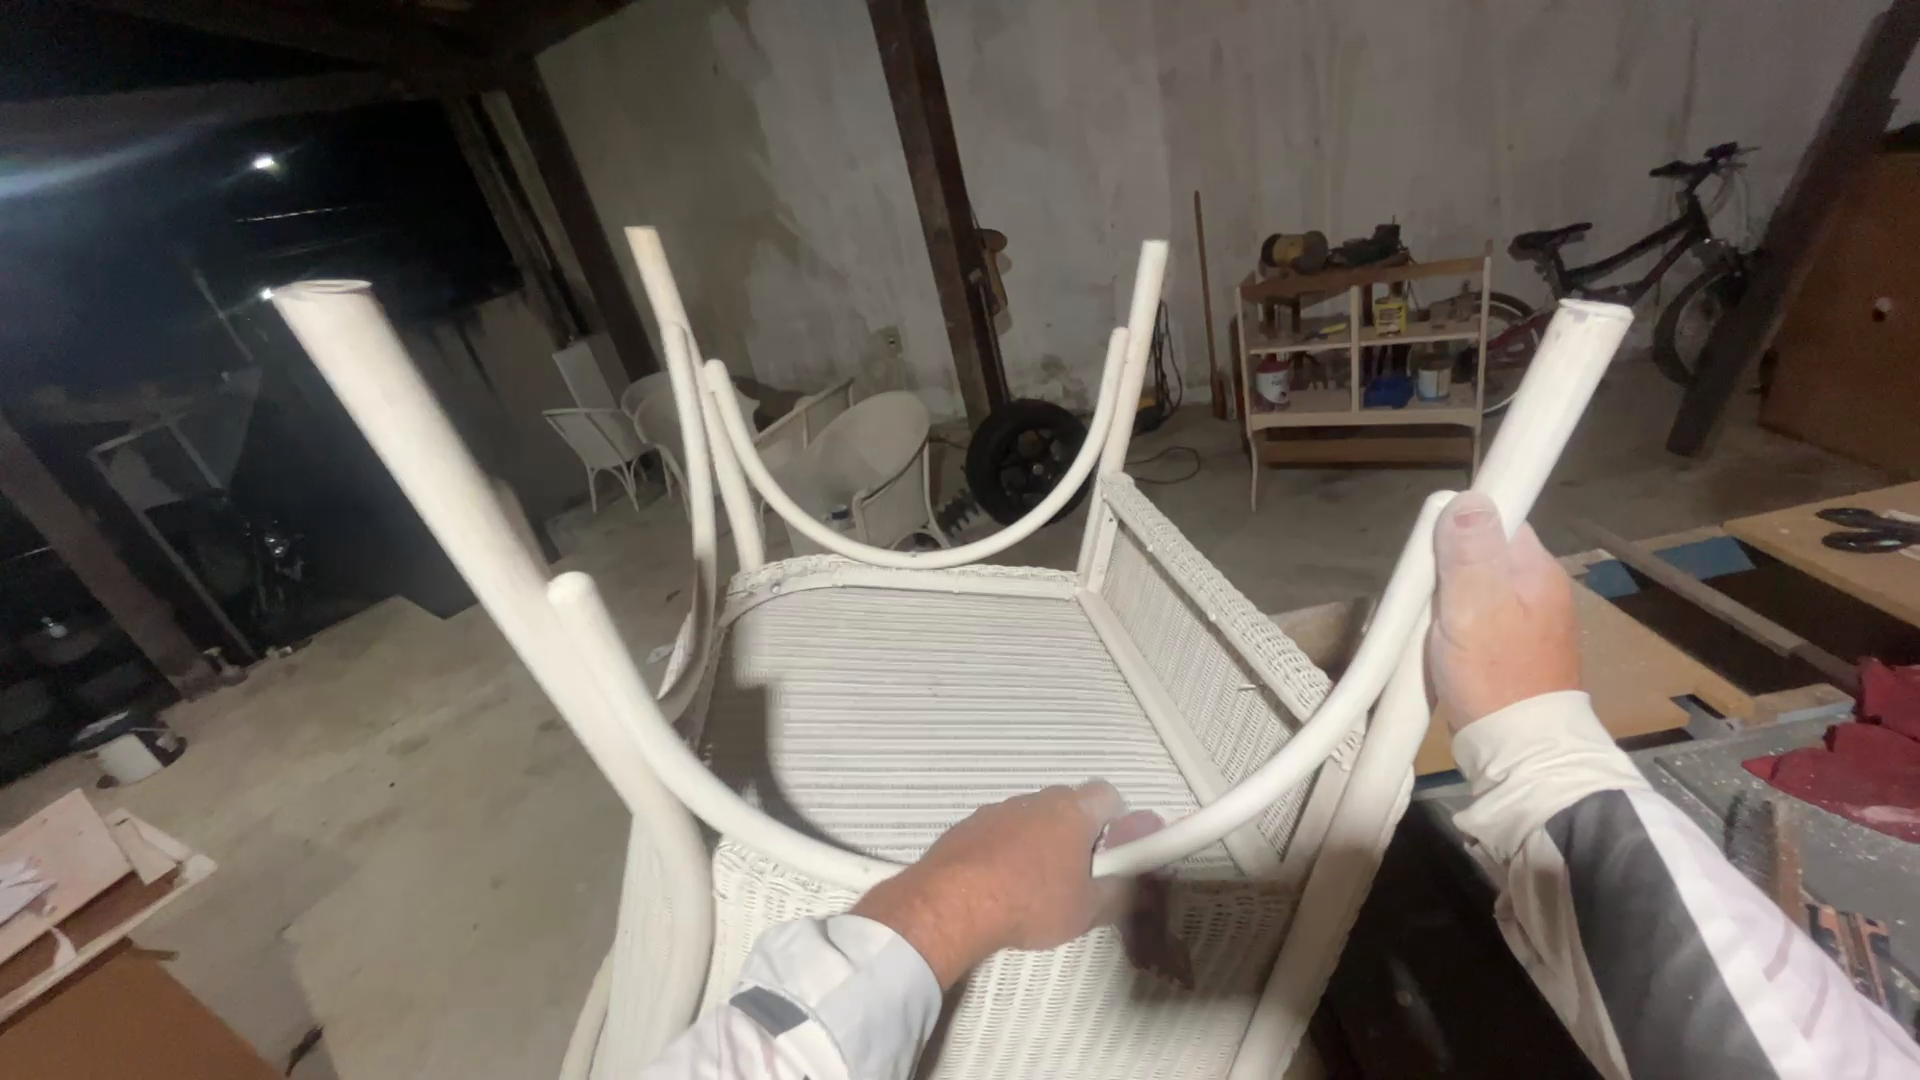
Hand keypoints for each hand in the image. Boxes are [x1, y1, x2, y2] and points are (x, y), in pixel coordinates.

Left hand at [851, 781, 1143, 987]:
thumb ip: (1122, 891)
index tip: (1112, 852)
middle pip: (1067, 805)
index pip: (1106, 794)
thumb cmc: (1031, 902)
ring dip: (1038, 842)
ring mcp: (998, 809)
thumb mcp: (1088, 910)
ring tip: (1033, 887)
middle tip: (1076, 875)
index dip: (1116, 820)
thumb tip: (1142, 881)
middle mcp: (1036, 799)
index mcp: (1072, 811)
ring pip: (1031, 819)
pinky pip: (999, 832)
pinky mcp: (968, 825)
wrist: (952, 902)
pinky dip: (1005, 851)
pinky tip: (999, 886)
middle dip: (1076, 834)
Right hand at [1428, 491, 1580, 731]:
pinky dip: (1449, 618)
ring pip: (1471, 582)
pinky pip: (1472, 610)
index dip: (1458, 526)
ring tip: (1426, 624)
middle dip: (1442, 567)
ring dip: (1441, 596)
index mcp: (1535, 570)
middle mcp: (1536, 586)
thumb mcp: (1473, 610)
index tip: (1430, 553)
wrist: (1516, 747)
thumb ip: (1469, 555)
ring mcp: (1525, 615)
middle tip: (1422, 598)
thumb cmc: (1492, 676)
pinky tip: (1437, 640)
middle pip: (1478, 551)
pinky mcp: (1510, 641)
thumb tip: (1469, 499)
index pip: (1496, 518)